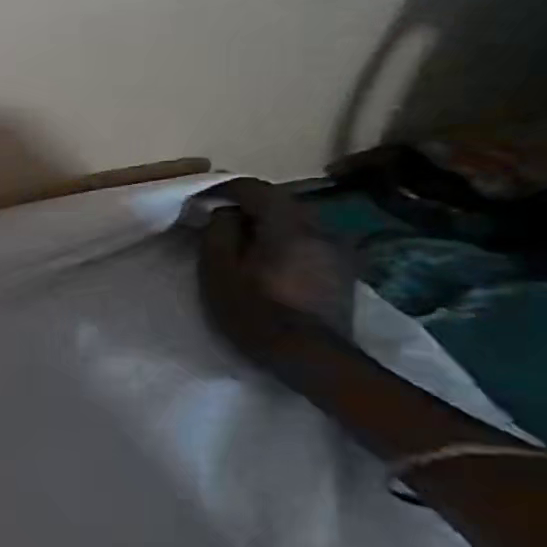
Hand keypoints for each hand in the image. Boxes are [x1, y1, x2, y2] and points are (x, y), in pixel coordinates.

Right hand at [196, 178, 354, 366]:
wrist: (311, 360)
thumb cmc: (254, 311)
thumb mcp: (217, 270)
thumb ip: (218, 232)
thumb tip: (226, 213)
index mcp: (288, 227)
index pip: (256, 189)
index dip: (225, 187)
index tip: (202, 196)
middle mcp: (321, 231)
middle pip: (281, 203)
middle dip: (249, 205)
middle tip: (220, 219)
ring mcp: (338, 252)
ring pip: (297, 223)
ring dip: (270, 224)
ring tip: (244, 241)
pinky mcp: (343, 272)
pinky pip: (309, 242)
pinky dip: (286, 241)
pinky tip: (271, 259)